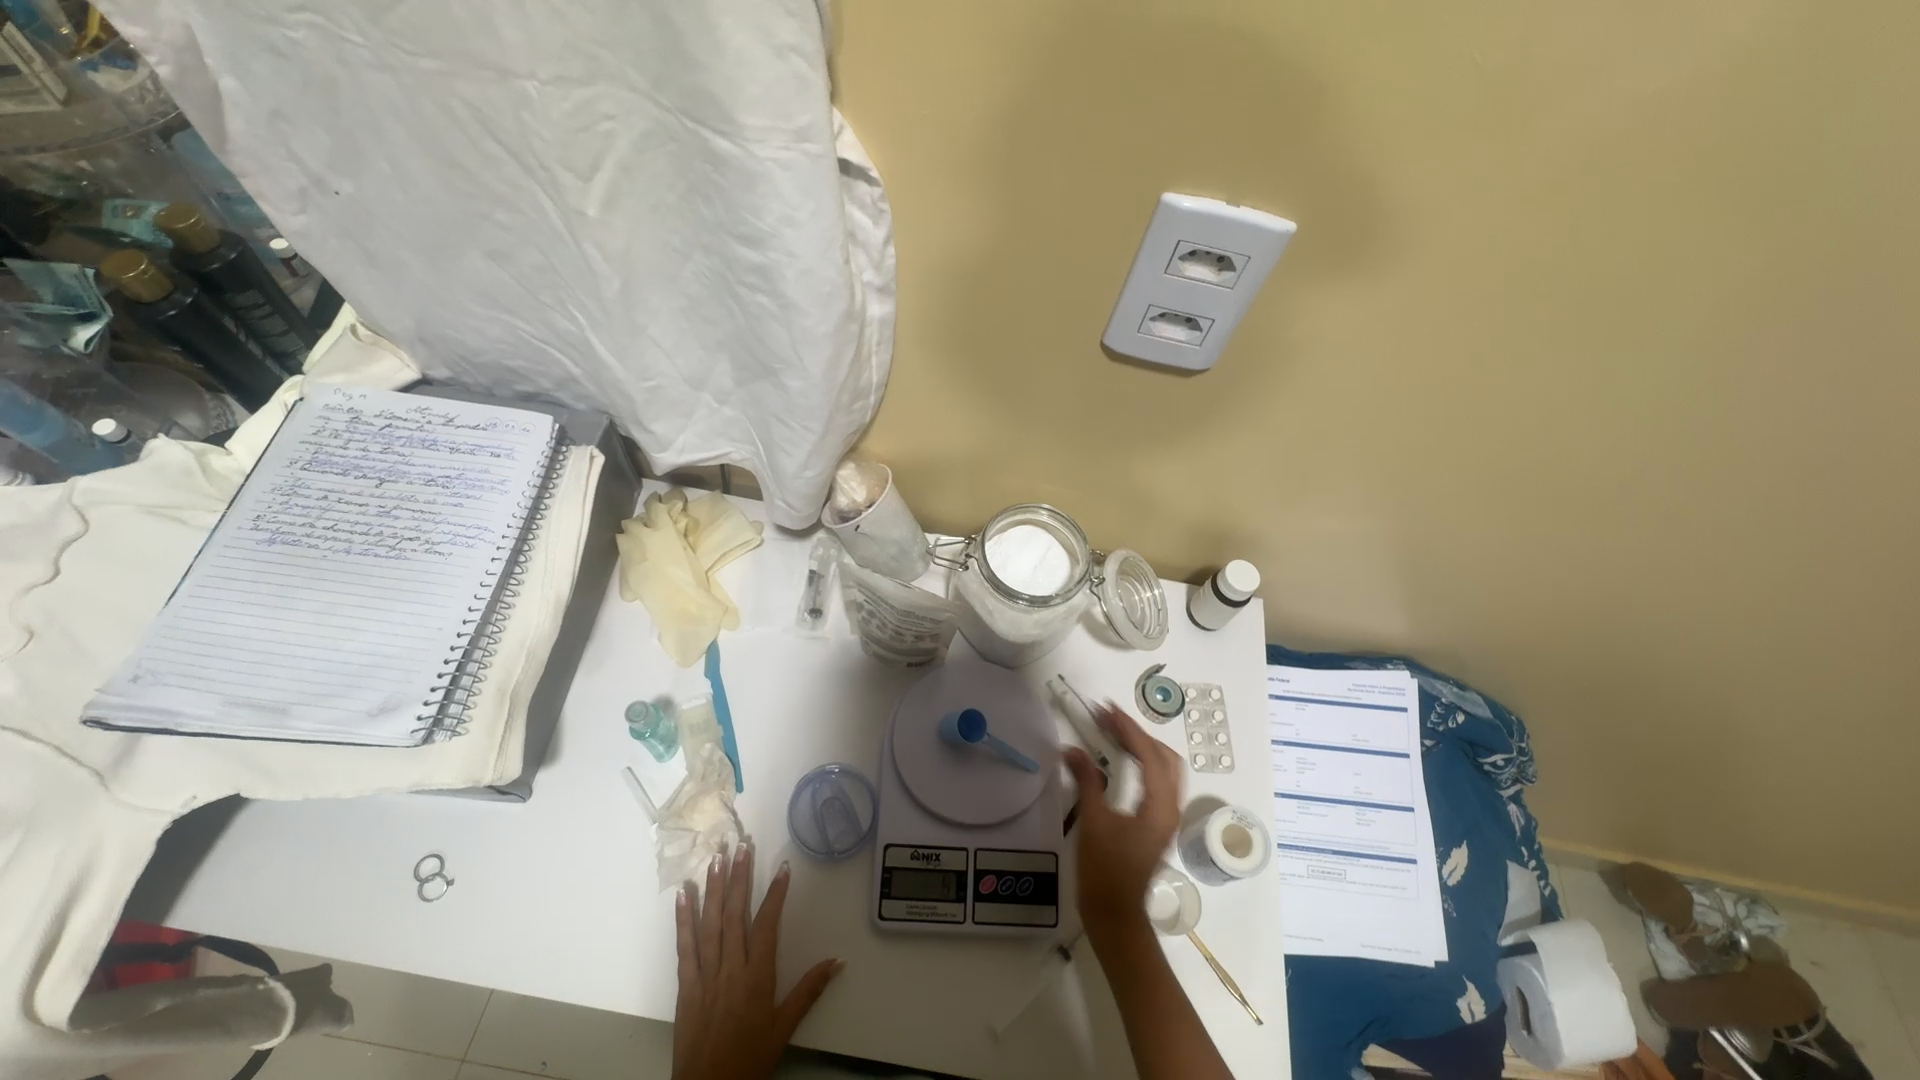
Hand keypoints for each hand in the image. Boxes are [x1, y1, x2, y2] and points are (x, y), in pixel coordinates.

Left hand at [673, 844, 843, 1079]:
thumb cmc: (750, 1059)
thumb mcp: (784, 1028)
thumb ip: (809, 991)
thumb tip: (837, 961)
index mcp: (757, 977)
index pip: (767, 925)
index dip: (774, 894)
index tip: (781, 867)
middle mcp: (730, 969)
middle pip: (735, 914)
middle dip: (739, 877)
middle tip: (741, 845)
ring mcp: (704, 975)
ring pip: (709, 923)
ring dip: (713, 888)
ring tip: (716, 857)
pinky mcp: (685, 985)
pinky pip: (684, 946)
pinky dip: (683, 919)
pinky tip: (683, 895)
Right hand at [1062, 704, 1183, 940]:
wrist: (1115, 914)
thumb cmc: (1104, 871)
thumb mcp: (1093, 822)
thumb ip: (1086, 782)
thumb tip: (1072, 750)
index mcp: (1160, 806)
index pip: (1149, 754)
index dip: (1128, 728)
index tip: (1106, 710)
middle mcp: (1171, 808)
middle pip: (1164, 758)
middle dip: (1138, 734)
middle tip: (1108, 720)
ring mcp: (1166, 818)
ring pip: (1164, 770)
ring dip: (1142, 748)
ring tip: (1113, 734)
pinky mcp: (1157, 825)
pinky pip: (1157, 783)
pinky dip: (1142, 765)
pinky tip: (1121, 762)